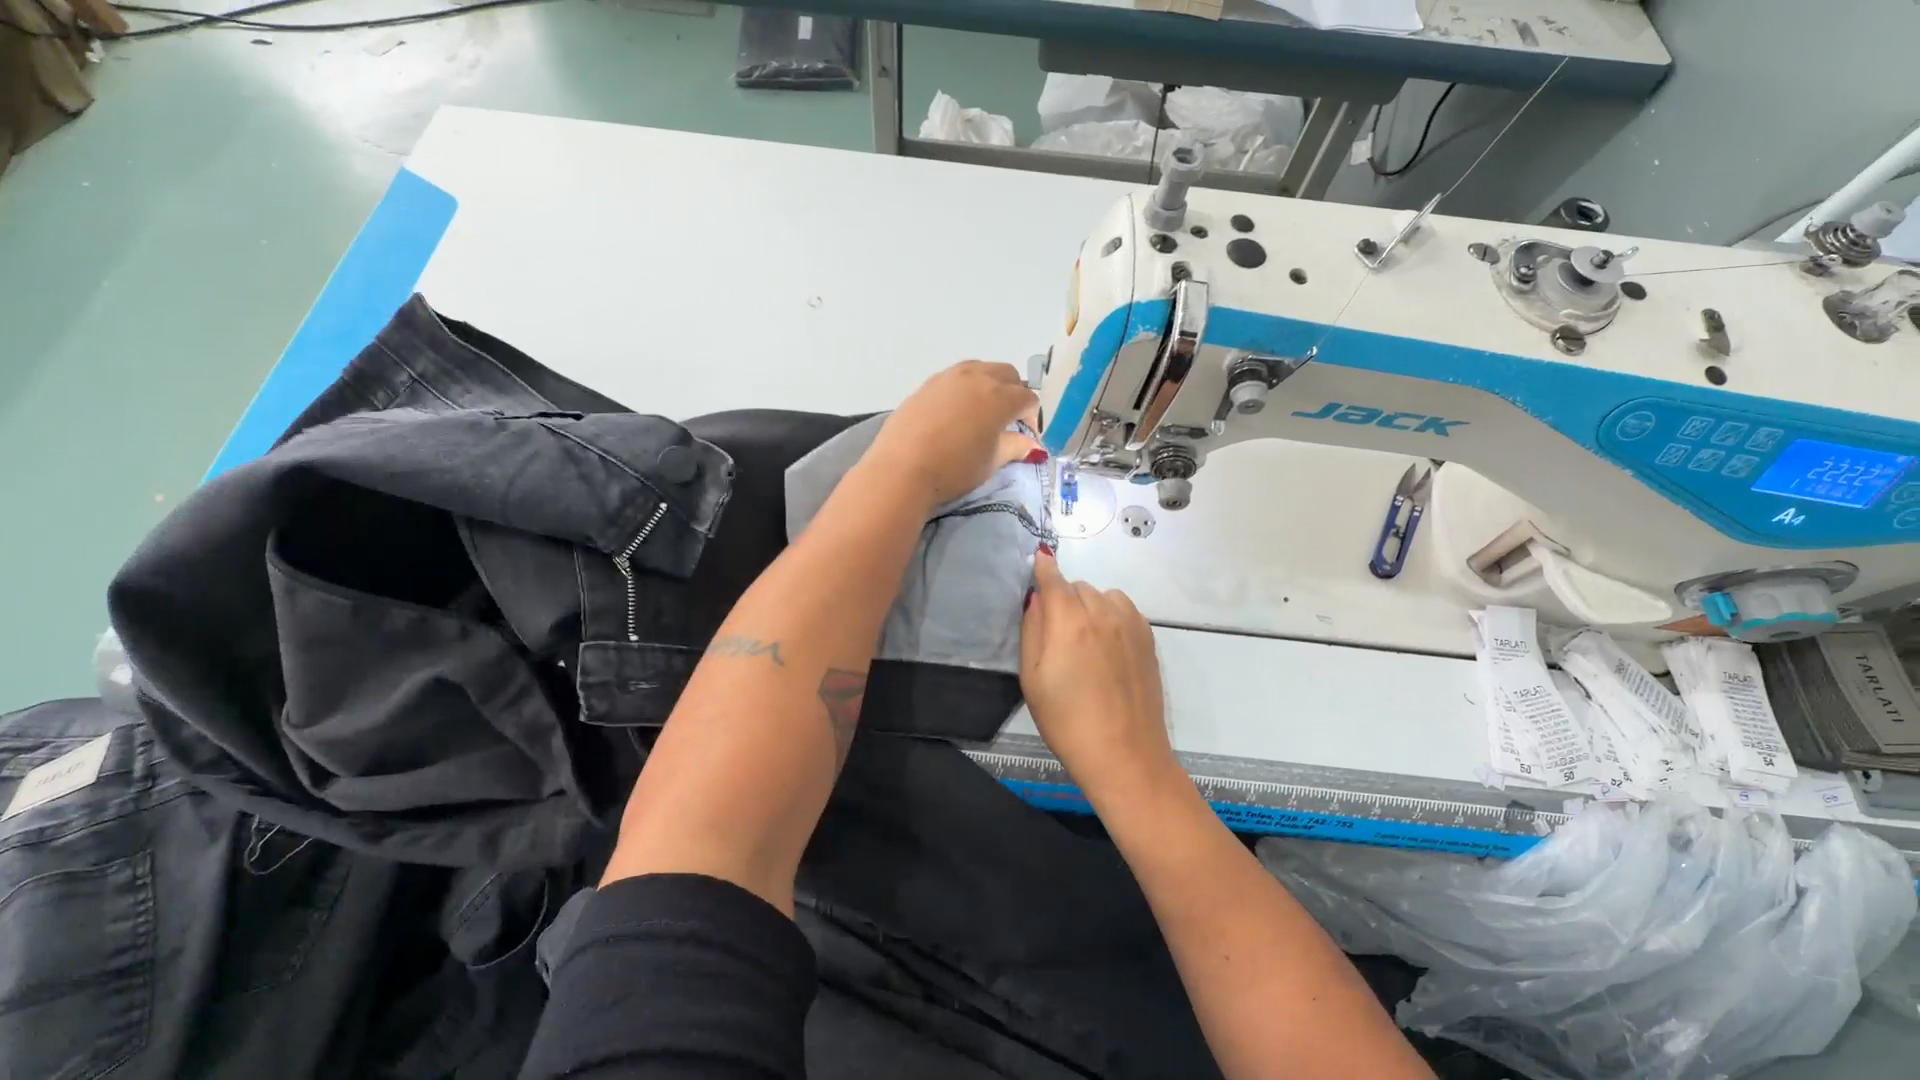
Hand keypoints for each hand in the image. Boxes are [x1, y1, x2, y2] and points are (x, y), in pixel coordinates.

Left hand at [864, 361, 1040, 508]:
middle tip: (1008, 421)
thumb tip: (1031, 444)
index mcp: (1000, 396)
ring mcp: (949, 377)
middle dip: (1014, 394)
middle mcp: (977, 377)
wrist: (901, 470)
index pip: (1028, 399)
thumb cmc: (953, 468)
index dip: (1032, 418)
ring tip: (982, 413)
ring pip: (980, 370)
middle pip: (1007, 375)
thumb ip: (1014, 446)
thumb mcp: (991, 461)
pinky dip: (964, 389)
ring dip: (989, 385)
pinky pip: (955, 378)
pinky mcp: (926, 384)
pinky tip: (955, 414)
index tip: (1026, 437)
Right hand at [1019, 550, 1176, 800]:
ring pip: (1104, 595)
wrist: (1124, 754)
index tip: (1038, 560)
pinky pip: (1125, 610)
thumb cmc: (1067, 721)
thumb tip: (1038, 598)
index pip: (1054, 579)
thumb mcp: (1032, 678)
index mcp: (1070, 620)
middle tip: (1056, 632)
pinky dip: (1112, 615)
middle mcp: (1103, 612)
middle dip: (1065, 598)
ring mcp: (1131, 624)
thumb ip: (1032, 630)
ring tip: (1084, 639)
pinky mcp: (1149, 639)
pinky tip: (1107, 646)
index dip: (1043, 568)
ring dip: (1091, 605)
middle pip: (1079, 586)